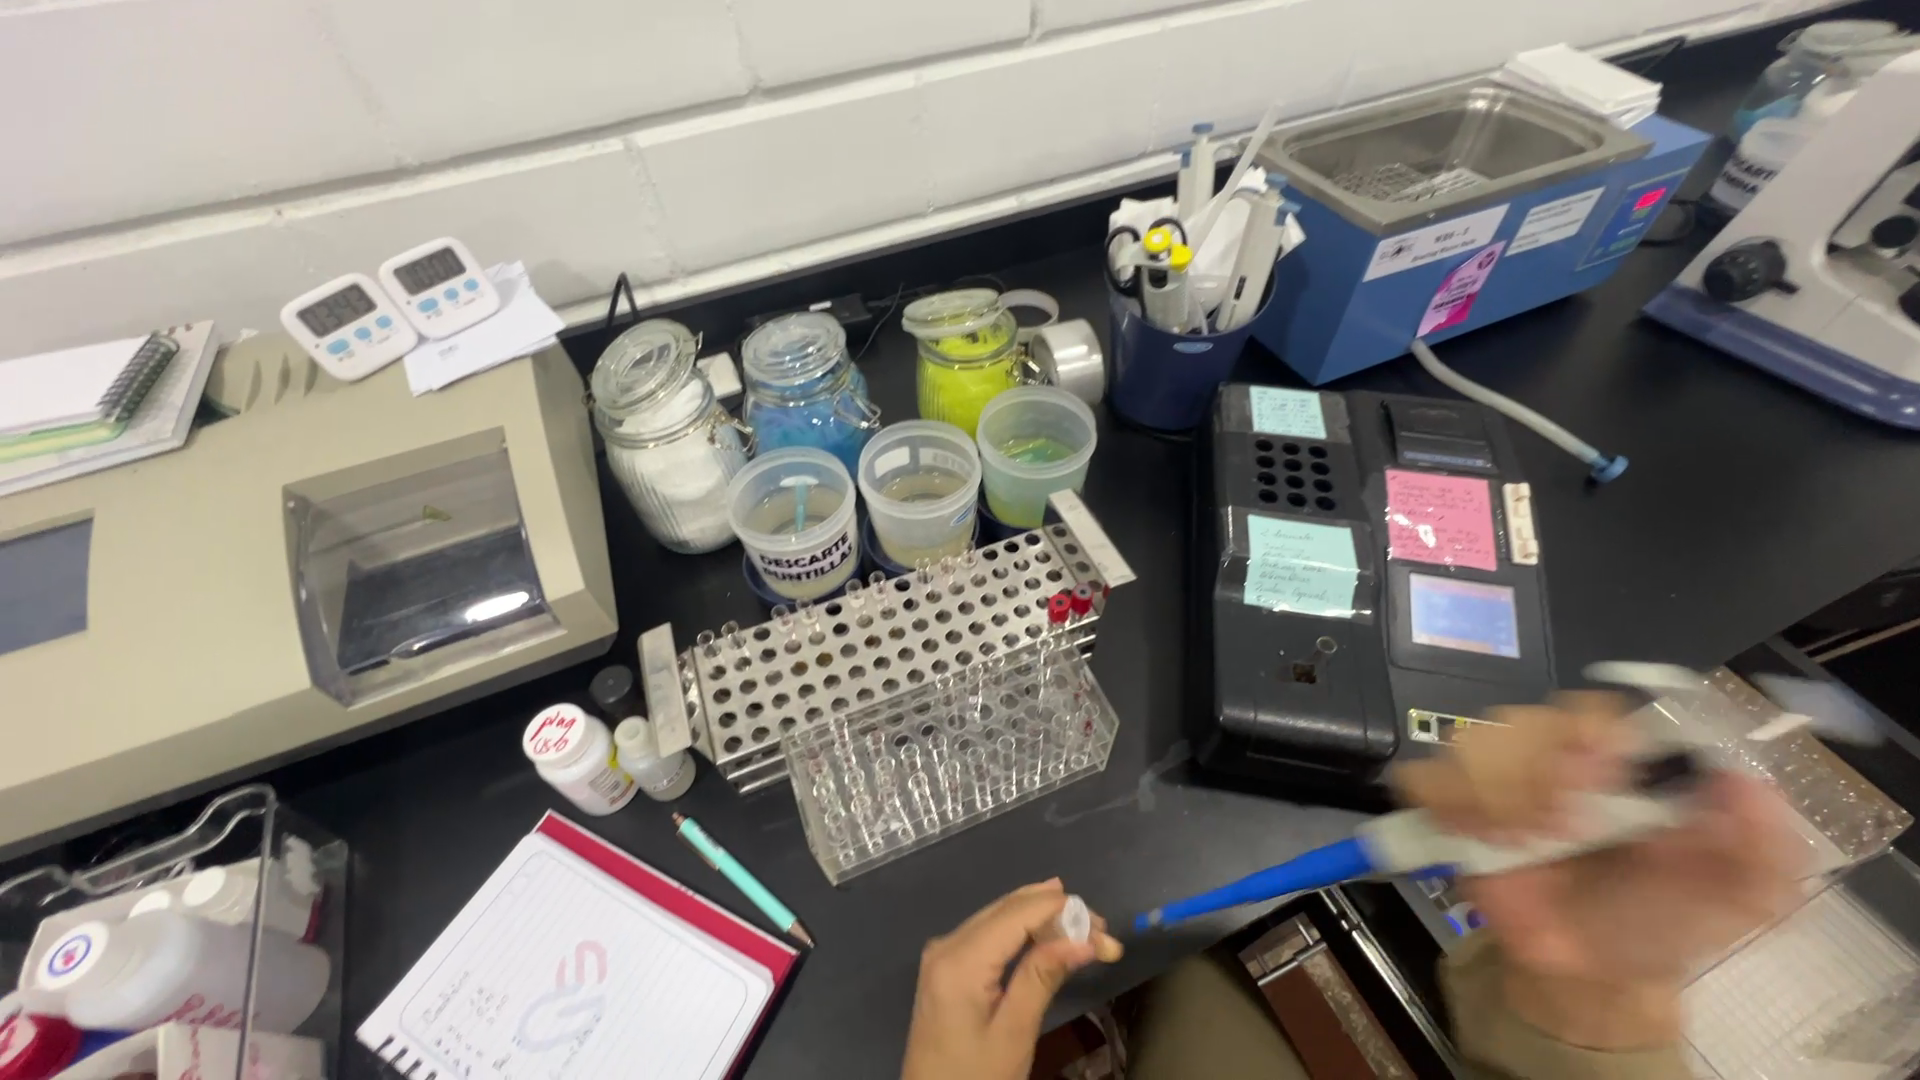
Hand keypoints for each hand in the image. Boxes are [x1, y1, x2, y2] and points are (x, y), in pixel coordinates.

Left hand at [900, 879, 1124, 1079]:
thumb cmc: (975, 1078)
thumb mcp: (1014, 1034)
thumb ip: (1043, 977)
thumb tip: (1083, 939)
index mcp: (960, 959)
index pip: (1017, 913)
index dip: (1061, 910)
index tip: (1103, 927)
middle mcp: (947, 942)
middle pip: (1007, 908)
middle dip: (1055, 911)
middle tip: (1100, 928)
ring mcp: (942, 951)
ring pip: (997, 914)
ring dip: (1040, 916)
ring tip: (1082, 925)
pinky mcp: (945, 963)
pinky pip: (987, 930)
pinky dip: (1019, 927)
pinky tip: (1043, 928)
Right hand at [1391, 691, 1805, 1048]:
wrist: (1586, 968)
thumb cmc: (1659, 922)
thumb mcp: (1740, 896)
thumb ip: (1764, 844)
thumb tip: (1742, 778)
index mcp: (1617, 764)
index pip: (1590, 709)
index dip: (1587, 730)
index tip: (1601, 771)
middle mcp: (1551, 758)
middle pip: (1522, 720)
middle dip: (1539, 773)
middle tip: (1564, 827)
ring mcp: (1494, 779)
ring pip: (1472, 746)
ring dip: (1498, 797)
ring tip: (1526, 844)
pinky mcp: (1449, 806)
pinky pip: (1427, 777)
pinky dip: (1451, 805)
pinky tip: (1482, 838)